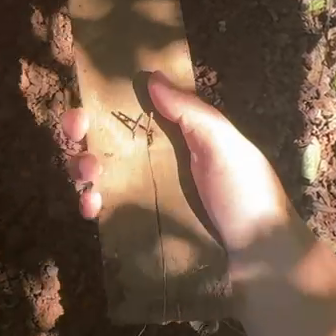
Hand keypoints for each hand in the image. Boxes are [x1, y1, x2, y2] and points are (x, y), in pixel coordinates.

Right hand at [62, 73, 306, 274]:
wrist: (259, 258)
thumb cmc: (246, 194)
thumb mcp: (225, 145)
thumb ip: (191, 111)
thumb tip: (152, 77)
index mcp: (176, 137)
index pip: (132, 113)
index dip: (103, 105)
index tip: (84, 103)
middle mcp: (155, 162)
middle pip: (107, 142)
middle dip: (82, 134)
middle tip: (76, 132)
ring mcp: (144, 195)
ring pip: (99, 175)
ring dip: (82, 168)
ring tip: (89, 175)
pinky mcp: (139, 226)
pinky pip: (106, 211)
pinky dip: (90, 204)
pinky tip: (92, 205)